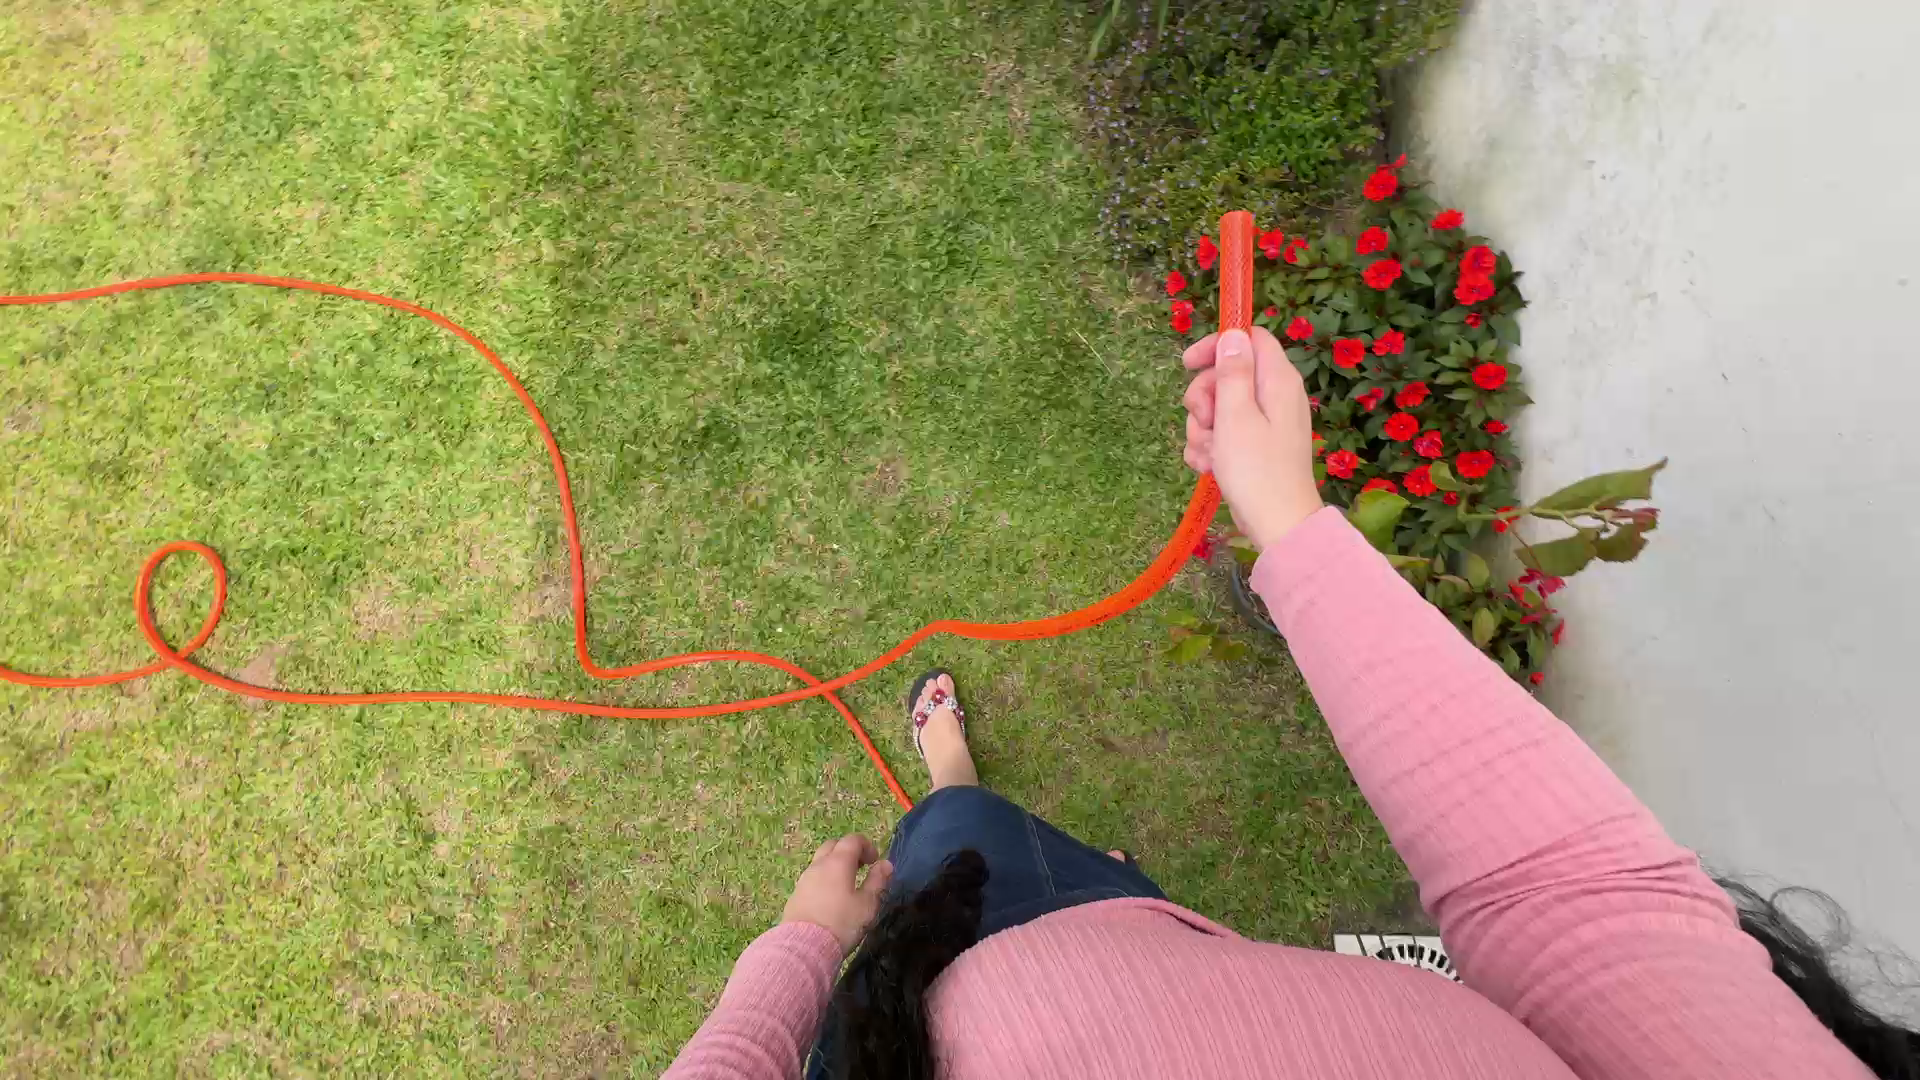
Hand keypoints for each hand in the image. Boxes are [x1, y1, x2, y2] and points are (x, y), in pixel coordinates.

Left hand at [780, 834, 893, 950]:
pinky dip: (823, 880)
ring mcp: (804, 880)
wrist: (804, 949)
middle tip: (860, 867)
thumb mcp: (867, 904)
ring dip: (834, 866)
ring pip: (820, 862)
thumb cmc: (841, 924)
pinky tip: (829, 899)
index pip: (853, 840)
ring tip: (846, 885)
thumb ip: (878, 881)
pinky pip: (812, 879)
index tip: (875, 861)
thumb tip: (885, 864)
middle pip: (833, 846)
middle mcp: (819, 865)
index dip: (867, 846)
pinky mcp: (795, 896)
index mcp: (838, 862)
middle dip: (848, 851)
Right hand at [1182, 327, 1322, 548]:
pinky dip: (1210, 447)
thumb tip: (1233, 334)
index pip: (1248, 339)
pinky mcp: (1253, 445)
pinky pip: (1223, 433)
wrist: (1276, 522)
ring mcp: (1264, 422)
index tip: (1187, 365)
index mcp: (1277, 380)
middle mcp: (1274, 395)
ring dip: (1202, 429)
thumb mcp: (1236, 415)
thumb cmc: (1256, 468)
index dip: (1216, 346)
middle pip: (1226, 375)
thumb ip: (1232, 372)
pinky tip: (1208, 466)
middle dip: (1203, 399)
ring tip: (1208, 454)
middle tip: (1203, 422)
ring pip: (1218, 408)